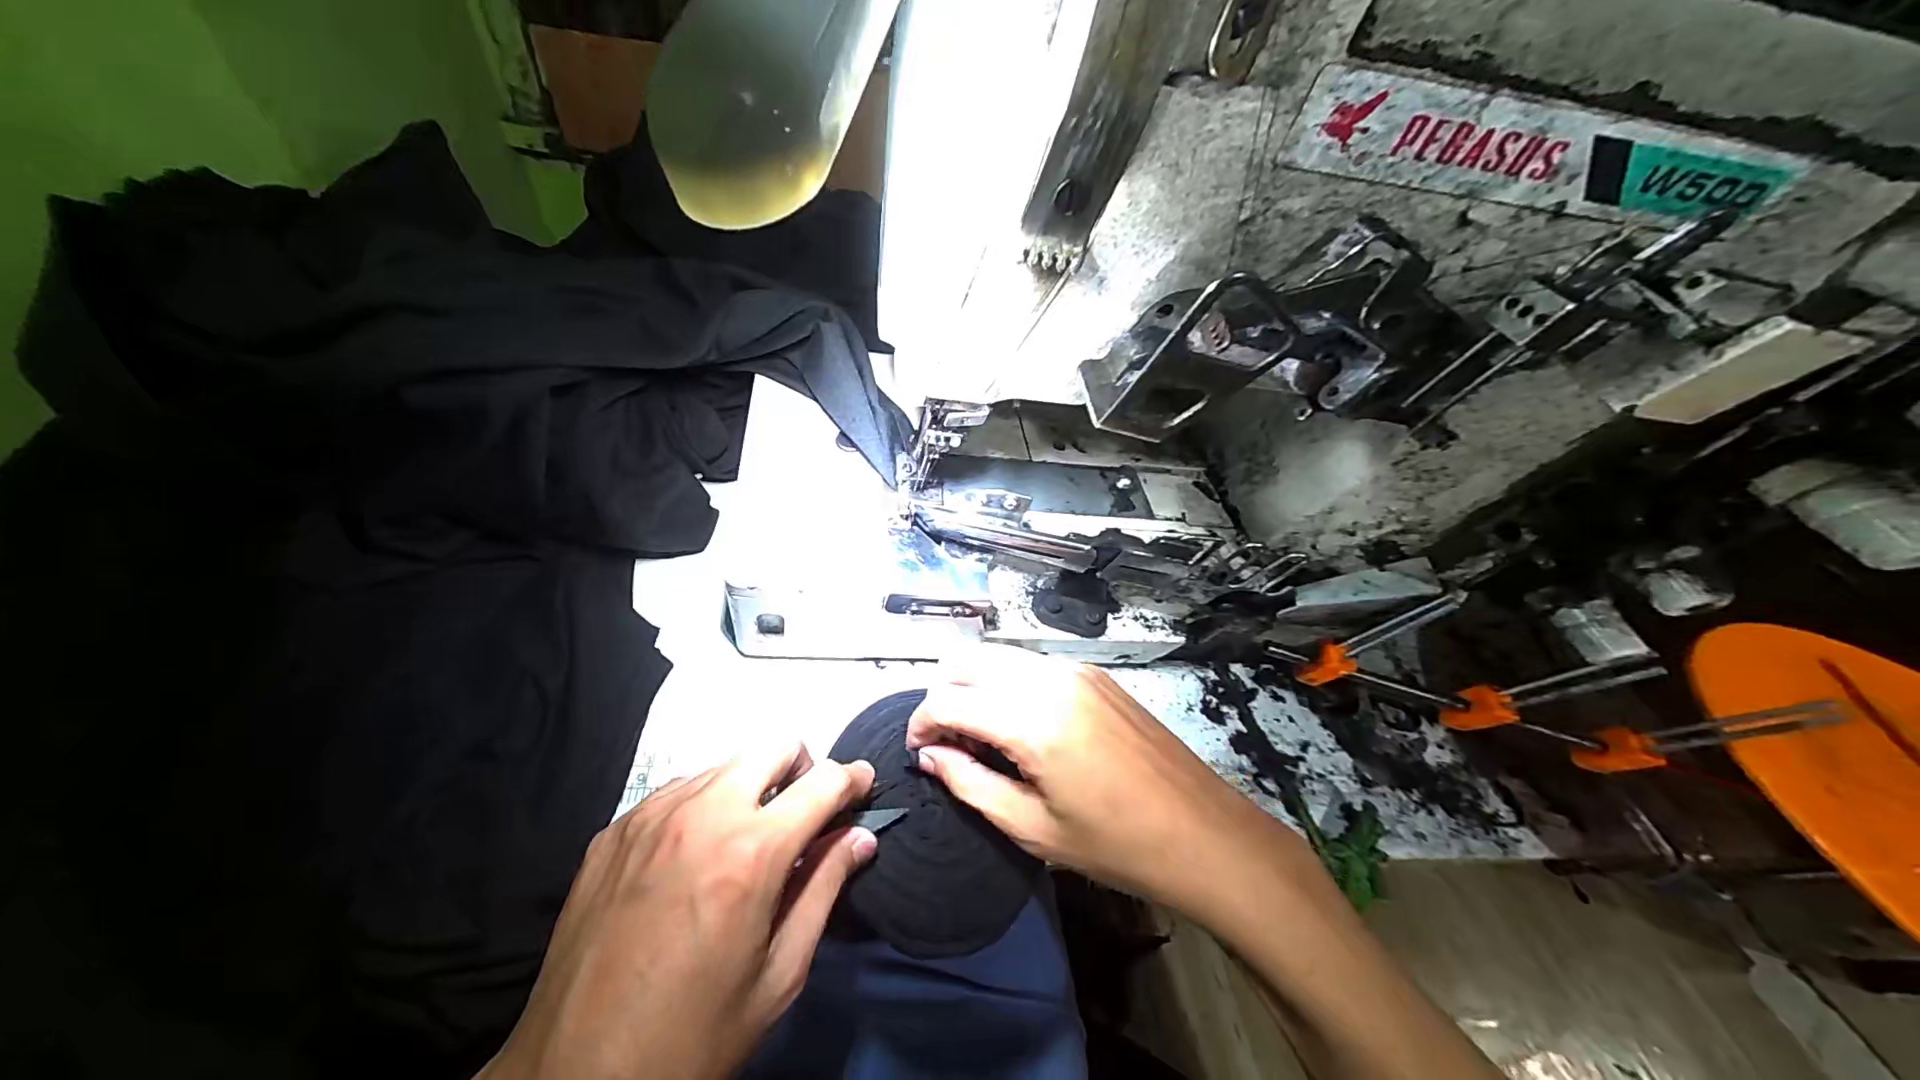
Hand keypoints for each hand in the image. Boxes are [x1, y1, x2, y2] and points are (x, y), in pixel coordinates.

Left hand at [479, 744, 876, 1079]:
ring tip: (747, 839)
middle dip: (803, 770)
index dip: (855, 779)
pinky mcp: (614, 830)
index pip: (824, 782)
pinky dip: (703, 806)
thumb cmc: (694, 1032)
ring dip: (752, 787)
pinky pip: (677, 791)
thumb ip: (825, 888)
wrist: (574, 1073)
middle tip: (804, 815)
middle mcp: (702, 814)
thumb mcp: (780, 973)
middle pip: (773, 747)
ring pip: (724, 765)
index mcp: (752, 851)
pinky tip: (694, 855)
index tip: (864, 787)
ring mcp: (651, 816)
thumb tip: (860, 837)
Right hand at [906, 646, 1284, 911]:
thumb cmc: (1118, 844)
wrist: (1203, 833)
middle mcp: (1050, 679)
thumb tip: (931, 756)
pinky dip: (1008, 684)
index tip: (920, 752)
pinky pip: (1031, 664)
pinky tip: (1021, 726)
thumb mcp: (1032, 828)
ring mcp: (1076, 670)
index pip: (947, 698)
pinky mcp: (1095, 674)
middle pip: (966, 659)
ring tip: (983, 738)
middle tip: (948, 743)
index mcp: (1032, 720)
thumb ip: (969, 784)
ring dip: (975, 687)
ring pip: (998, 656)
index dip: (921, 723)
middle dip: (943, 696)